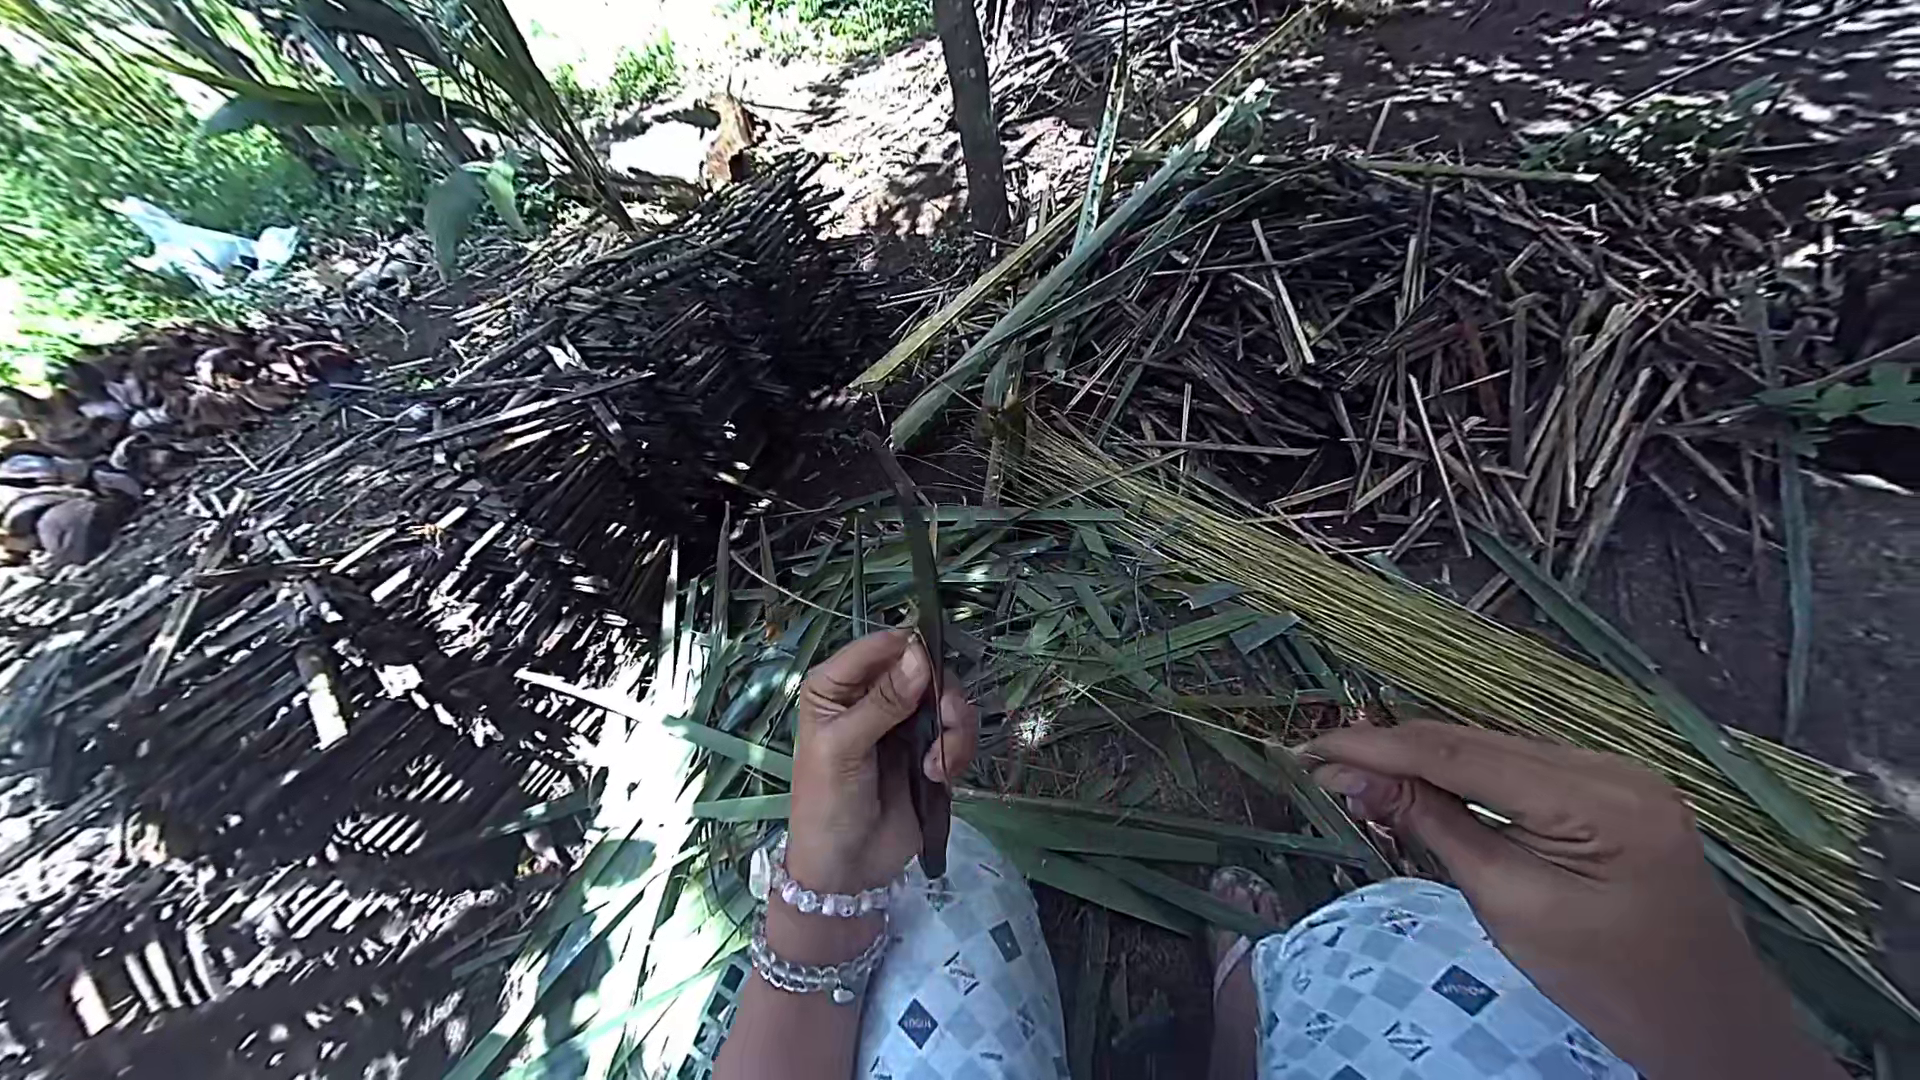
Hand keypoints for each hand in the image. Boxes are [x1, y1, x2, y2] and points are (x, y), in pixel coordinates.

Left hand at [787, 630, 977, 894]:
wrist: (848, 871)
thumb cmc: (827, 804)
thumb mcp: (844, 748)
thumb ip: (883, 702)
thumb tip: (919, 654)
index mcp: (838, 684)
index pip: (879, 646)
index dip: (909, 649)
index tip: (932, 669)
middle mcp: (872, 693)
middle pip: (923, 667)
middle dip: (941, 694)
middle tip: (947, 722)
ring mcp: (903, 719)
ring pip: (946, 696)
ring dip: (954, 726)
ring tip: (941, 763)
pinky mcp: (928, 745)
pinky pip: (957, 728)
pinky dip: (958, 748)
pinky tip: (941, 775)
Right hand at [1306, 721, 1843, 1079]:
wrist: (1715, 1035)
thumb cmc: (1611, 984)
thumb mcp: (1505, 901)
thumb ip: (1426, 822)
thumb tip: (1346, 775)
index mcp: (1598, 800)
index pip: (1453, 754)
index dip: (1372, 746)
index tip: (1310, 750)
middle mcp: (1605, 766)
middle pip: (1462, 740)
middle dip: (1383, 750)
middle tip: (1319, 765)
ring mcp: (1605, 770)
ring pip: (1475, 744)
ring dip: (1408, 758)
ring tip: (1352, 774)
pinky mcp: (1595, 784)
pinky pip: (1499, 761)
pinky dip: (1444, 769)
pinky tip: (1408, 780)